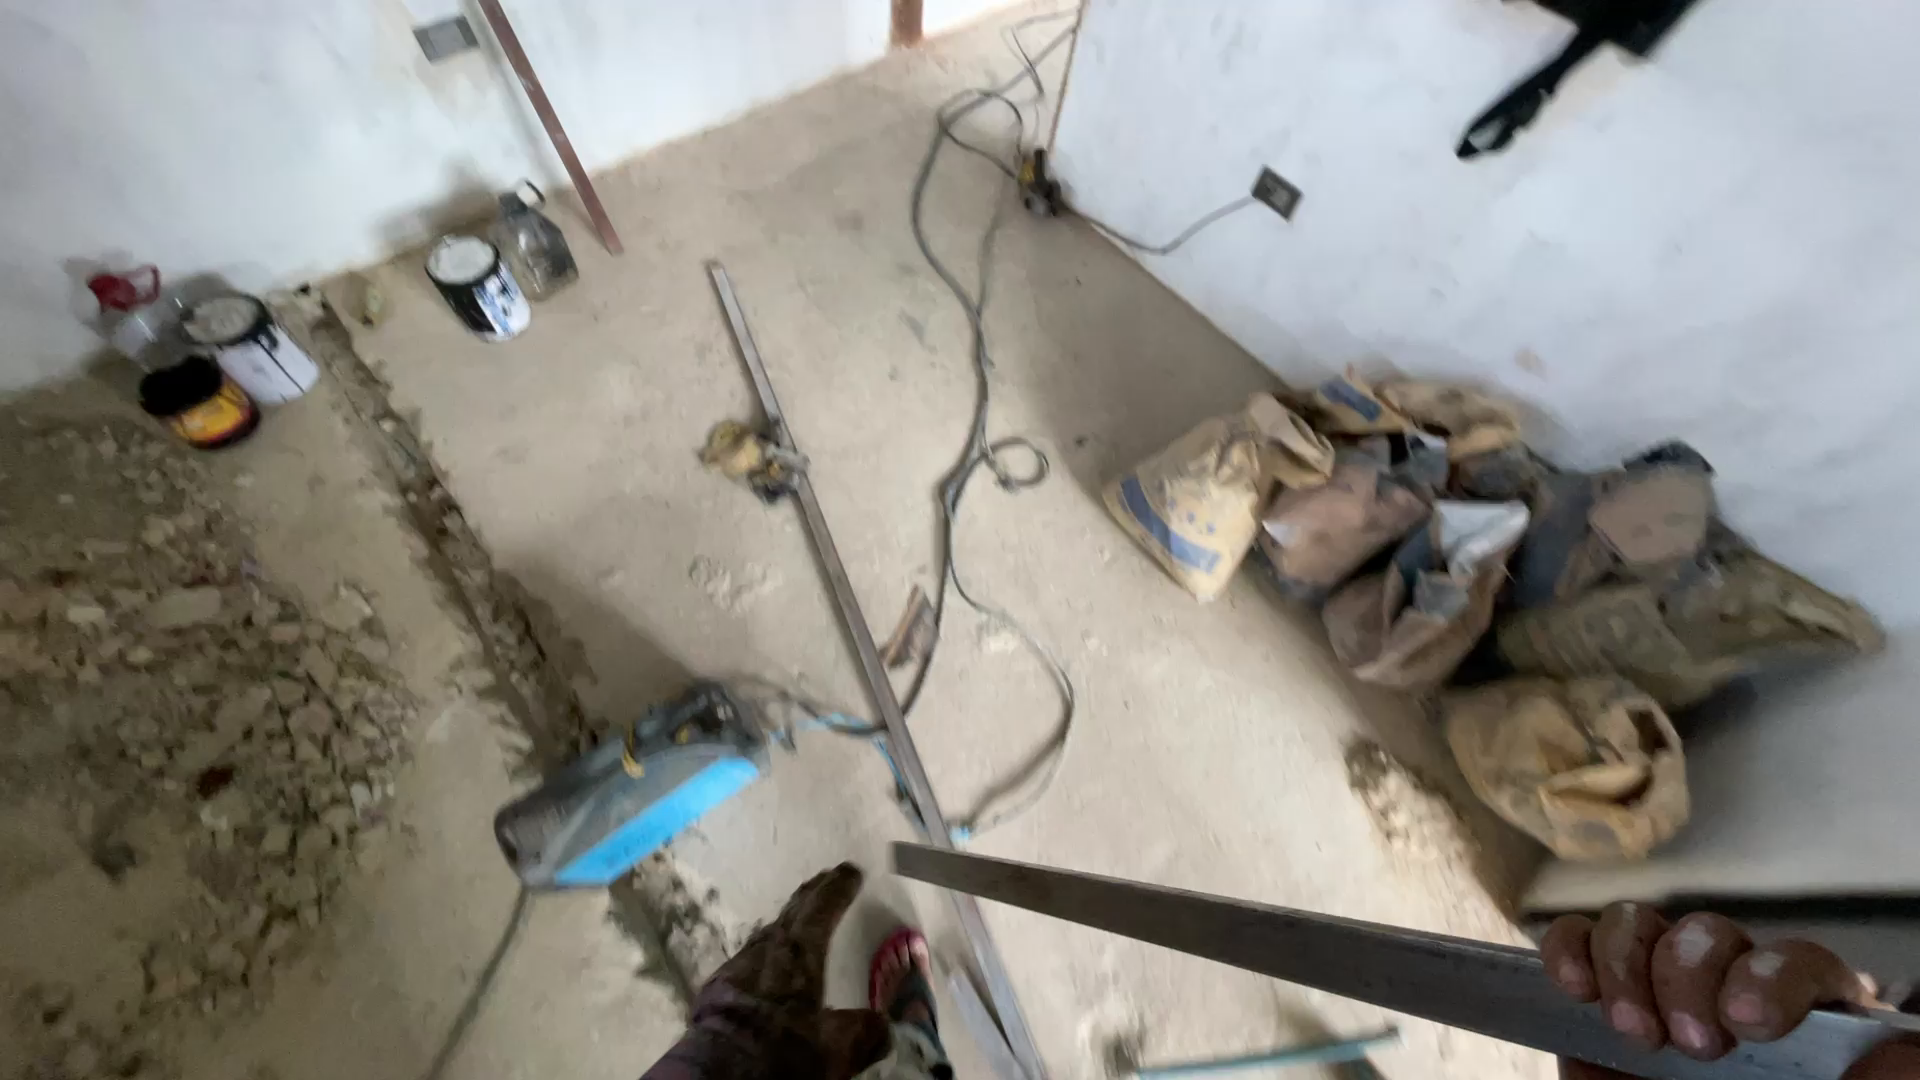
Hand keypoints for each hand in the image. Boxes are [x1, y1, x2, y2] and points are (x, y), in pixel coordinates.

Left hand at [682, 862, 890, 1079]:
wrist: (715, 1076)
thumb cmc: (780, 1053)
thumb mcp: (834, 1050)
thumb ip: (863, 1033)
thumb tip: (885, 1027)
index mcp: (800, 953)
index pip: (823, 909)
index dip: (839, 888)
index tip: (852, 870)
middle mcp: (769, 949)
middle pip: (794, 911)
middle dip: (814, 892)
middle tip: (828, 876)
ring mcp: (740, 965)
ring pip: (771, 929)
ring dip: (790, 917)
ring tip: (801, 911)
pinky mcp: (720, 986)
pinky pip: (752, 953)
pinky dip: (768, 945)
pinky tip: (766, 955)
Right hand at [1542, 902, 1918, 1078]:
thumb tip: (1910, 1056)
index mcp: (1803, 1026)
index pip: (1797, 961)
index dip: (1770, 976)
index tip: (1747, 1025)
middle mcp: (1725, 988)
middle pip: (1707, 931)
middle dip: (1685, 976)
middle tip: (1690, 1046)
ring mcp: (1649, 979)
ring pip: (1634, 921)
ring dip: (1624, 965)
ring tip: (1631, 1031)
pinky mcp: (1589, 981)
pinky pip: (1571, 932)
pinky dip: (1567, 948)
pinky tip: (1573, 989)